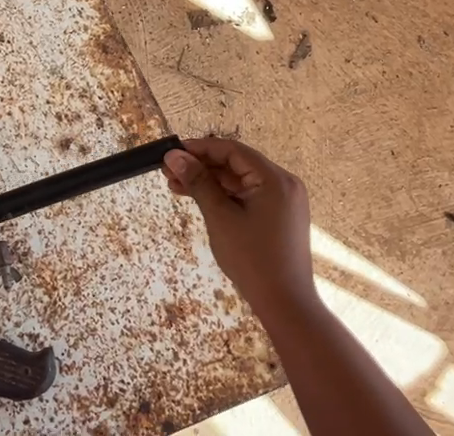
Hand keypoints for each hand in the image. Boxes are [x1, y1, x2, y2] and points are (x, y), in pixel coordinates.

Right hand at [163, 138, 314, 311]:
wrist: (286, 305)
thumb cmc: (252, 259)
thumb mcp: (220, 216)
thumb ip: (198, 181)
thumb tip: (174, 155)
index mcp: (275, 179)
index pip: (232, 150)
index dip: (199, 148)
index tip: (171, 153)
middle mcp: (283, 184)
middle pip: (235, 164)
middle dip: (200, 166)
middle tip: (168, 171)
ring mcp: (282, 201)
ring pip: (237, 180)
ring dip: (208, 181)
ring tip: (175, 186)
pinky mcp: (278, 216)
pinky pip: (245, 195)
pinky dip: (222, 195)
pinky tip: (197, 198)